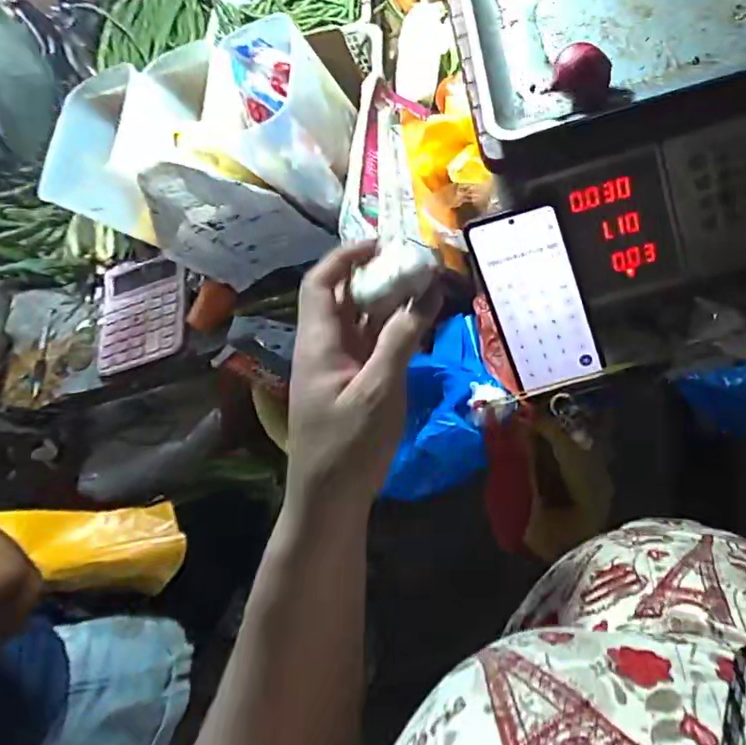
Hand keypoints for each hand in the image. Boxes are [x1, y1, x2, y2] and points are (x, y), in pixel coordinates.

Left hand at [286, 242, 434, 514]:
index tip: (383, 243)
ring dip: (390, 300)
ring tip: (425, 283)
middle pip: (345, 296)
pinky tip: (420, 320)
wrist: (329, 501)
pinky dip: (394, 327)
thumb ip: (402, 340)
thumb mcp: (379, 391)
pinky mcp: (354, 382)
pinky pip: (373, 342)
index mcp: (319, 342)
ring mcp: (340, 365)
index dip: (347, 256)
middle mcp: (326, 346)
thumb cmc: (348, 446)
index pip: (322, 282)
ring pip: (362, 319)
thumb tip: (426, 293)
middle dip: (378, 274)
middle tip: (416, 262)